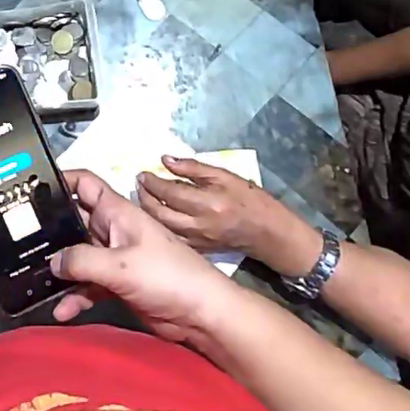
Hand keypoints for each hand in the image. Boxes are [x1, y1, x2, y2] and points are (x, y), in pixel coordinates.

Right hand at [49, 169, 245, 344]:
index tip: (33, 188)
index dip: (61, 179)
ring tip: (34, 280)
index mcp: (117, 212)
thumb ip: (82, 260)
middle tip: (21, 240)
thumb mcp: (121, 264)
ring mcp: (114, 257)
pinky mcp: (117, 283)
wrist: (201, 314)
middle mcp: (112, 229)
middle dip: (51, 230)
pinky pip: (87, 284)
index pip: (84, 183)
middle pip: (74, 221)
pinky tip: (61, 310)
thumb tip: (52, 262)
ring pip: (77, 256)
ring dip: (60, 269)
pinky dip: (74, 295)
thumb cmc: (167, 275)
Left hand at [138, 157, 322, 275]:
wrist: (271, 234)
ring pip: (161, 228)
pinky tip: (154, 216)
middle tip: (139, 184)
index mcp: (208, 203)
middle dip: (144, 198)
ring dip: (147, 213)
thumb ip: (194, 168)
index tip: (142, 173)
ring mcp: (197, 241)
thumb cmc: (251, 200)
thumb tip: (165, 159)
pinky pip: (171, 239)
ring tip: (143, 197)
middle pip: (159, 213)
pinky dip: (158, 227)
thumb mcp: (226, 176)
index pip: (169, 193)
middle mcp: (200, 224)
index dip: (152, 182)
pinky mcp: (198, 250)